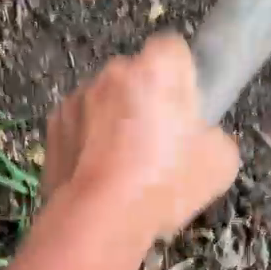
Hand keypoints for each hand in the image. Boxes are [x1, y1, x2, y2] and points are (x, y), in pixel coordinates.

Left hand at [42, 35, 239, 243]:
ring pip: (101, 101)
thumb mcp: (219, 162)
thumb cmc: (164, 184)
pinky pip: (76, 125)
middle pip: (133, 77)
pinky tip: (95, 173)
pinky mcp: (51, 126)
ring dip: (110, 122)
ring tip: (120, 166)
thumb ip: (211, 134)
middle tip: (153, 143)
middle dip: (142, 100)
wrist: (98, 218)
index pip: (172, 51)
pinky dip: (83, 142)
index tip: (180, 110)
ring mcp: (77, 98)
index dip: (178, 79)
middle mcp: (113, 72)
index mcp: (158, 67)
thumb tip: (199, 137)